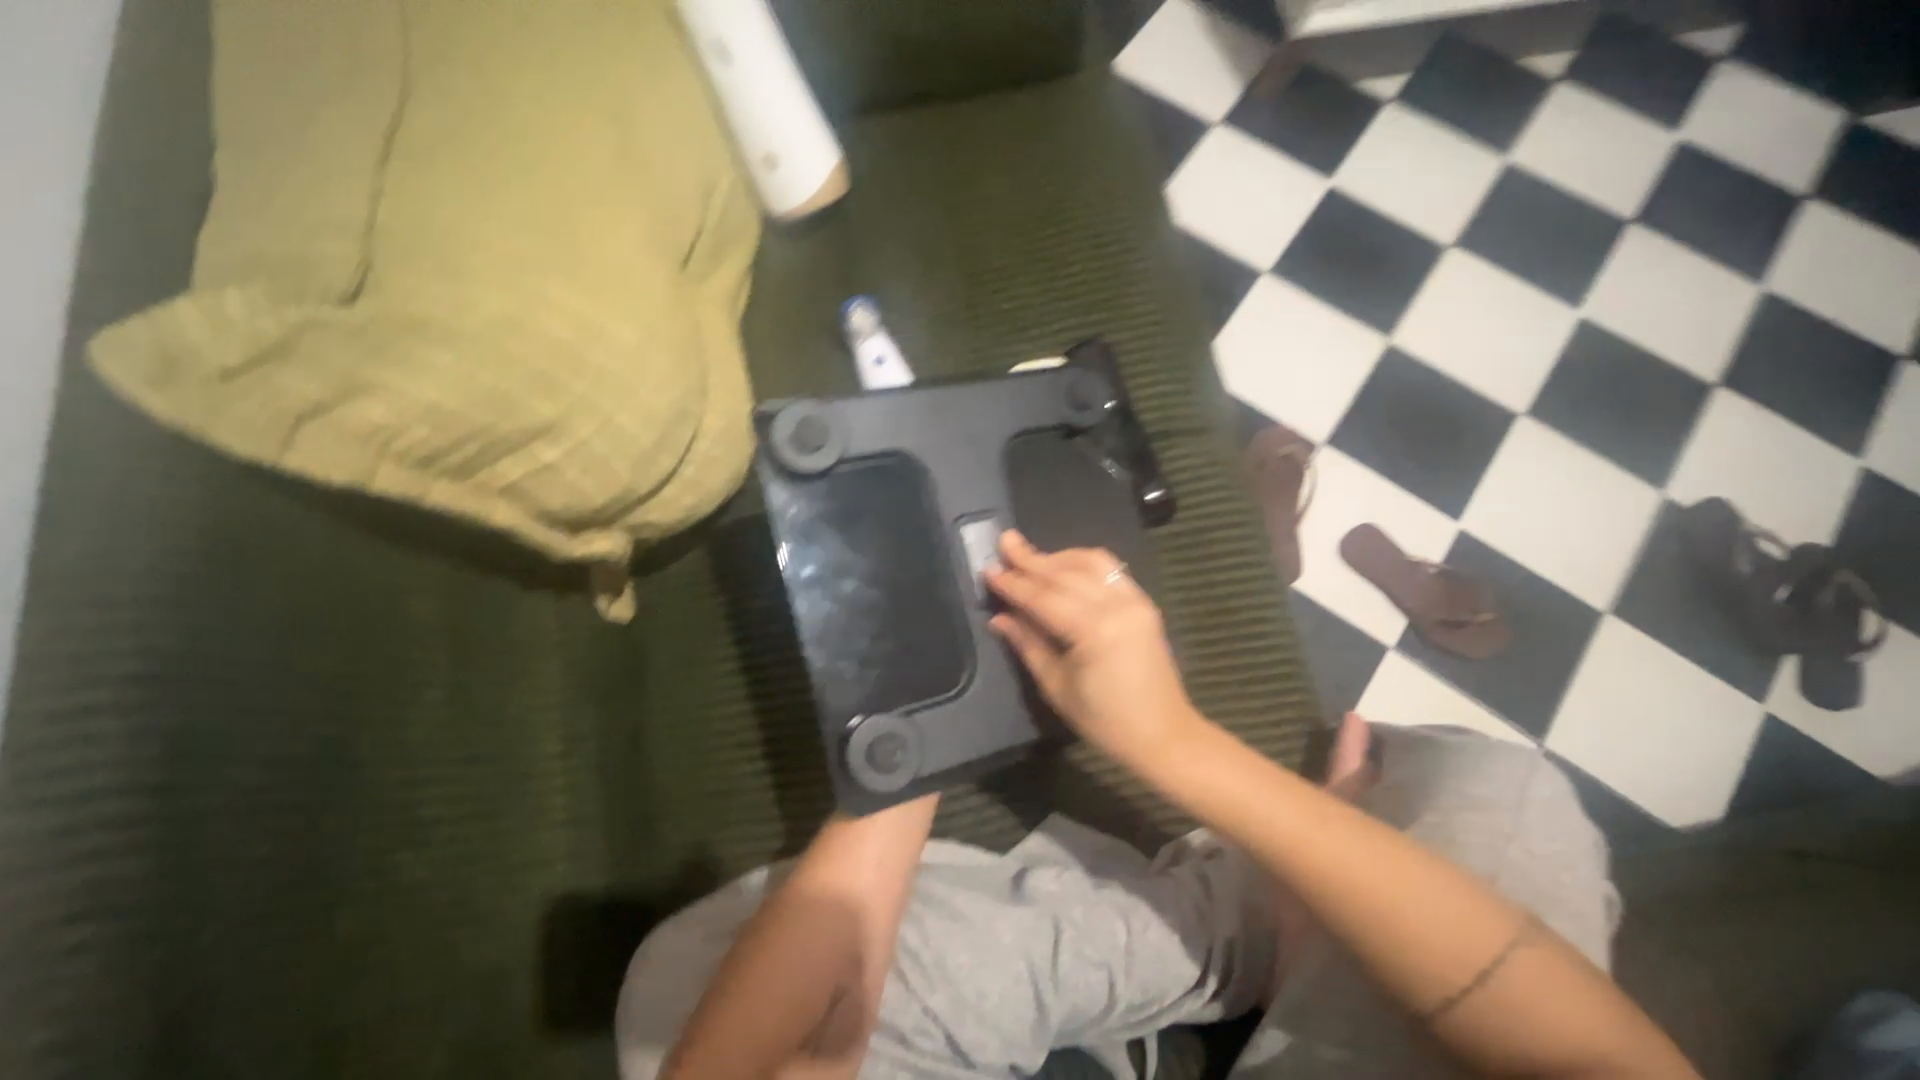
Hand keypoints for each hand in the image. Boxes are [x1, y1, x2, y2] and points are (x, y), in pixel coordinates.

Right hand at [984, 530, 1202, 762]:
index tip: (988, 570)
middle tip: (1005, 542)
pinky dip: (1083, 563)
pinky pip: (1110, 570)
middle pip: (1065, 573)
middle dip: (1031, 559)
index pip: (1043, 596)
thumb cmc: (1105, 721)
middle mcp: (1116, 606)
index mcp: (1093, 630)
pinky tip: (1064, 567)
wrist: (1163, 734)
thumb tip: (999, 617)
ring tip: (1031, 557)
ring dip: (1058, 556)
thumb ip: (1028, 644)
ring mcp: (1134, 601)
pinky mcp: (1144, 603)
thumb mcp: (1057, 686)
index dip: (1013, 583)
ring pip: (1090, 562)